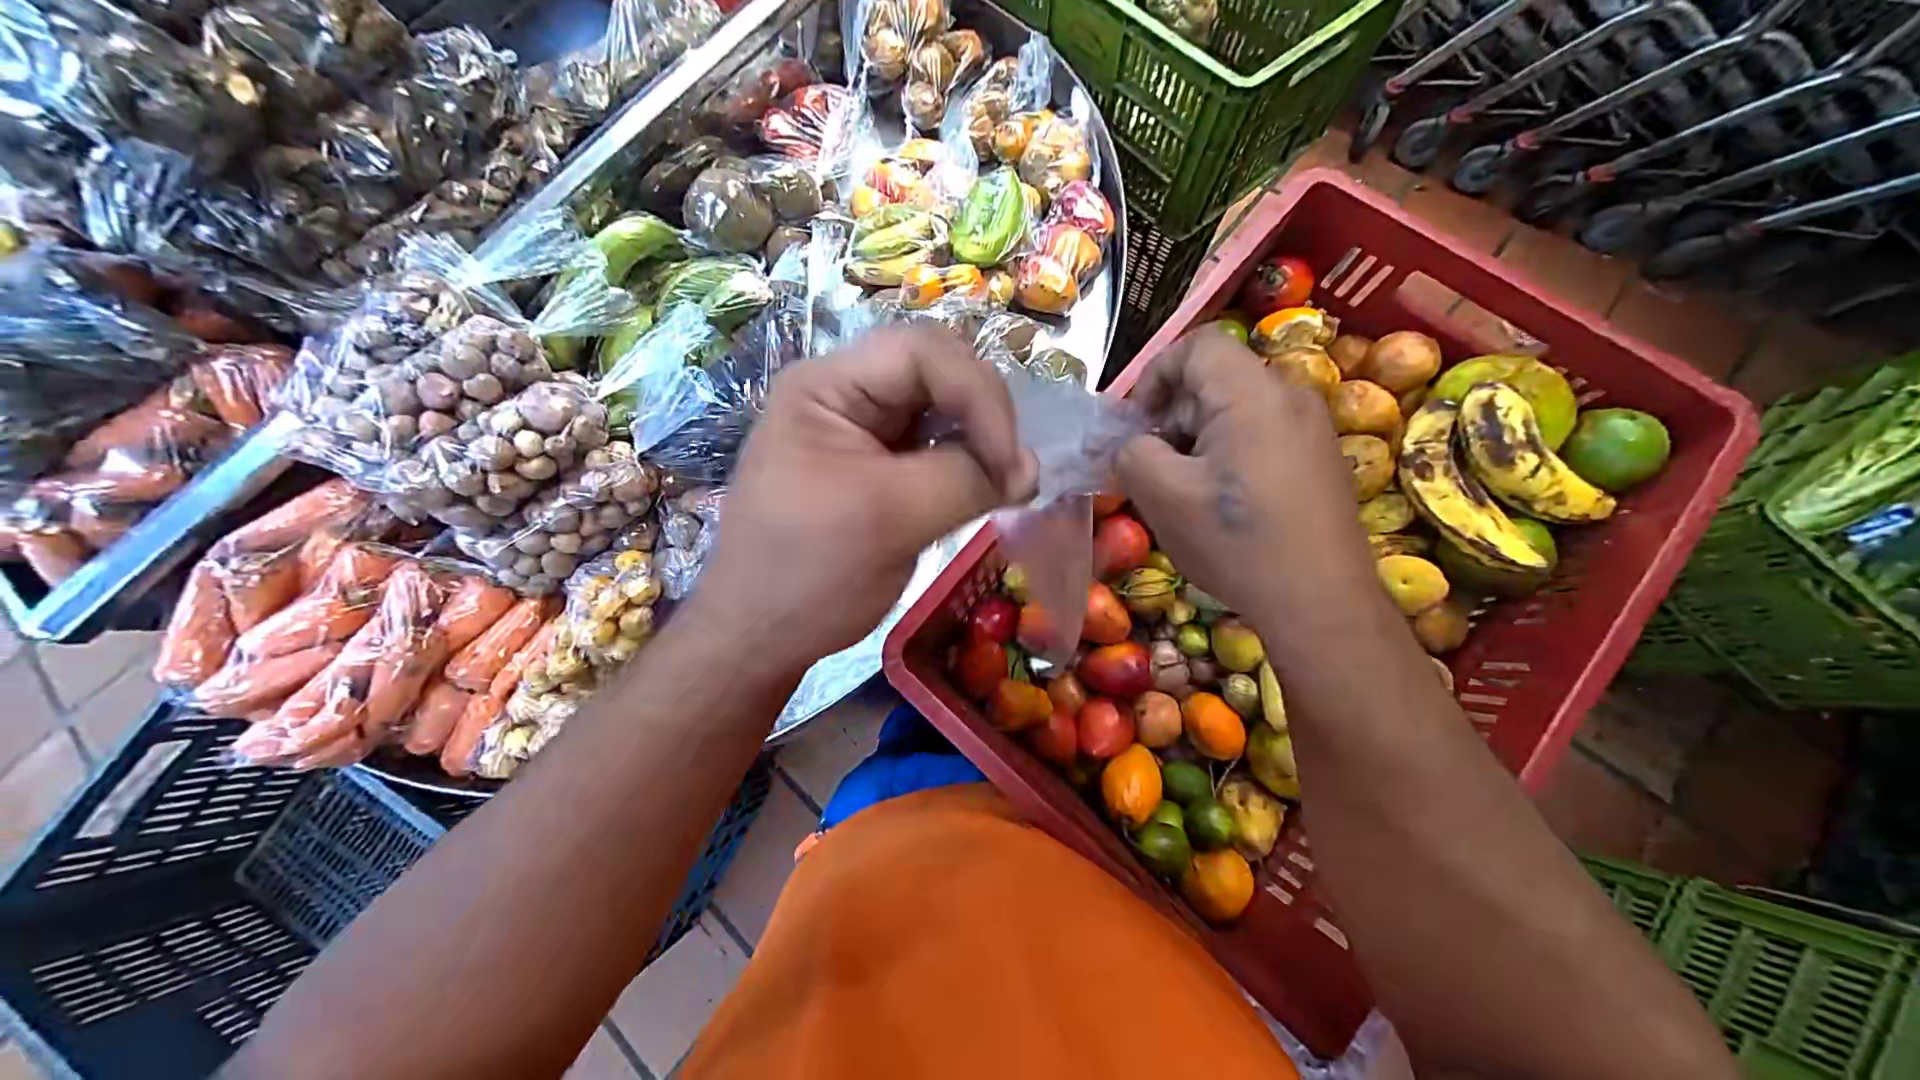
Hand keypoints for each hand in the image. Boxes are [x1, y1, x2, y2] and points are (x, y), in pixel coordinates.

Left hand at [683, 327, 1035, 675]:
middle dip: (983, 413)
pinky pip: (935, 443)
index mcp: (825, 387)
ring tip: (1003, 482)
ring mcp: (861, 428)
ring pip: (942, 406)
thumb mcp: (888, 520)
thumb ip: (965, 481)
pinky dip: (967, 460)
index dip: (977, 394)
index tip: (1008, 461)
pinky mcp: (878, 463)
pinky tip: (982, 487)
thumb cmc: (806, 575)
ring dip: (980, 437)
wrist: (761, 635)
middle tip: (1011, 471)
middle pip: (936, 370)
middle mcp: (843, 394)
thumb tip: (1030, 469)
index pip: (920, 353)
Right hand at [1115, 327, 1374, 621]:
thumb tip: (1127, 444)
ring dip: (1196, 441)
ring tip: (1182, 492)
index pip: (1196, 346)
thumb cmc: (1237, 542)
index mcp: (1253, 393)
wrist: (1321, 602)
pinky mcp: (1319, 460)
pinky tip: (1219, 504)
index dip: (1154, 375)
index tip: (1134, 425)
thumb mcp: (1163, 496)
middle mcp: (1290, 397)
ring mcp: (1312, 429)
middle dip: (1171, 416)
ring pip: (1235, 412)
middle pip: (1215, 380)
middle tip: (1150, 466)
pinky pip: (1260, 436)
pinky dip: (1227, 456)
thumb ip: (1129, 454)